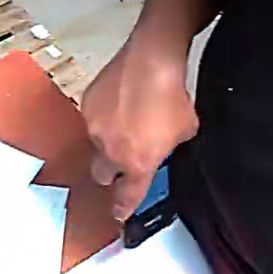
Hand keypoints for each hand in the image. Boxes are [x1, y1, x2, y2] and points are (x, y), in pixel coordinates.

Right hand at [82, 39, 197, 220]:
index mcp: (138, 164)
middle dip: (110, 170)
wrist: (151, 60)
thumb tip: (165, 141)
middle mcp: (111, 150)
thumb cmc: (173, 95)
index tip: (119, 213)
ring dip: (109, 135)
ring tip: (127, 113)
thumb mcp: (185, 129)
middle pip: (101, 174)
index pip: (127, 198)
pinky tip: (120, 96)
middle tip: (124, 154)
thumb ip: (170, 144)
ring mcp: (95, 126)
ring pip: (96, 141)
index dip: (123, 208)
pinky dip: (104, 110)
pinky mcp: (87, 102)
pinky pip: (94, 115)